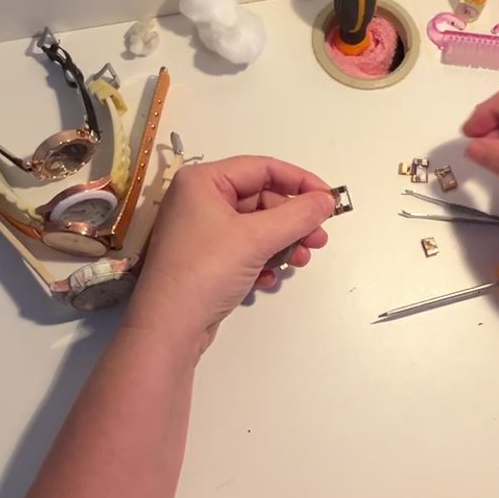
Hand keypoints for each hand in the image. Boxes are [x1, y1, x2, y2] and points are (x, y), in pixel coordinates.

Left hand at [126, 156, 335, 345]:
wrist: (169, 329)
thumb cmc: (206, 271)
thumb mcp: (256, 239)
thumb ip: (297, 215)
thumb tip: (326, 201)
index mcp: (203, 181)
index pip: (262, 168)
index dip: (300, 182)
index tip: (329, 201)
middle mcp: (200, 200)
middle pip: (262, 200)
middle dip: (293, 221)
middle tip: (319, 240)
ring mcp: (202, 231)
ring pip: (257, 228)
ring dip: (283, 243)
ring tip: (301, 262)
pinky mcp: (206, 259)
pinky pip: (245, 250)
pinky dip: (263, 260)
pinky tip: (268, 279)